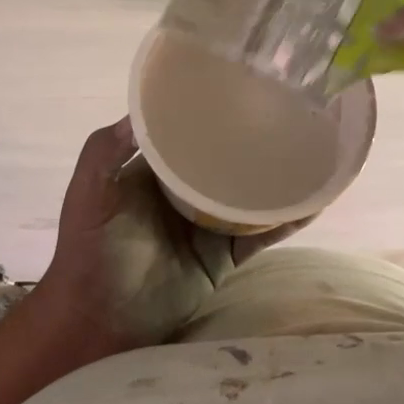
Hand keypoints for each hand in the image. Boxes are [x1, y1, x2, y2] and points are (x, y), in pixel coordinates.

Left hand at [35, 118, 305, 351]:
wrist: (100, 321)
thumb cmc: (90, 249)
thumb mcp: (88, 192)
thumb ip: (105, 149)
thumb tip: (143, 106)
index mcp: (152, 171)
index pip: (185, 131)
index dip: (208, 110)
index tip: (240, 82)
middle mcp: (184, 191)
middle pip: (225, 159)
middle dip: (252, 138)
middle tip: (291, 110)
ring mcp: (208, 224)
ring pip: (250, 194)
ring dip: (277, 176)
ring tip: (315, 149)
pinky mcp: (225, 257)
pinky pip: (261, 234)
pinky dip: (287, 219)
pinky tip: (314, 201)